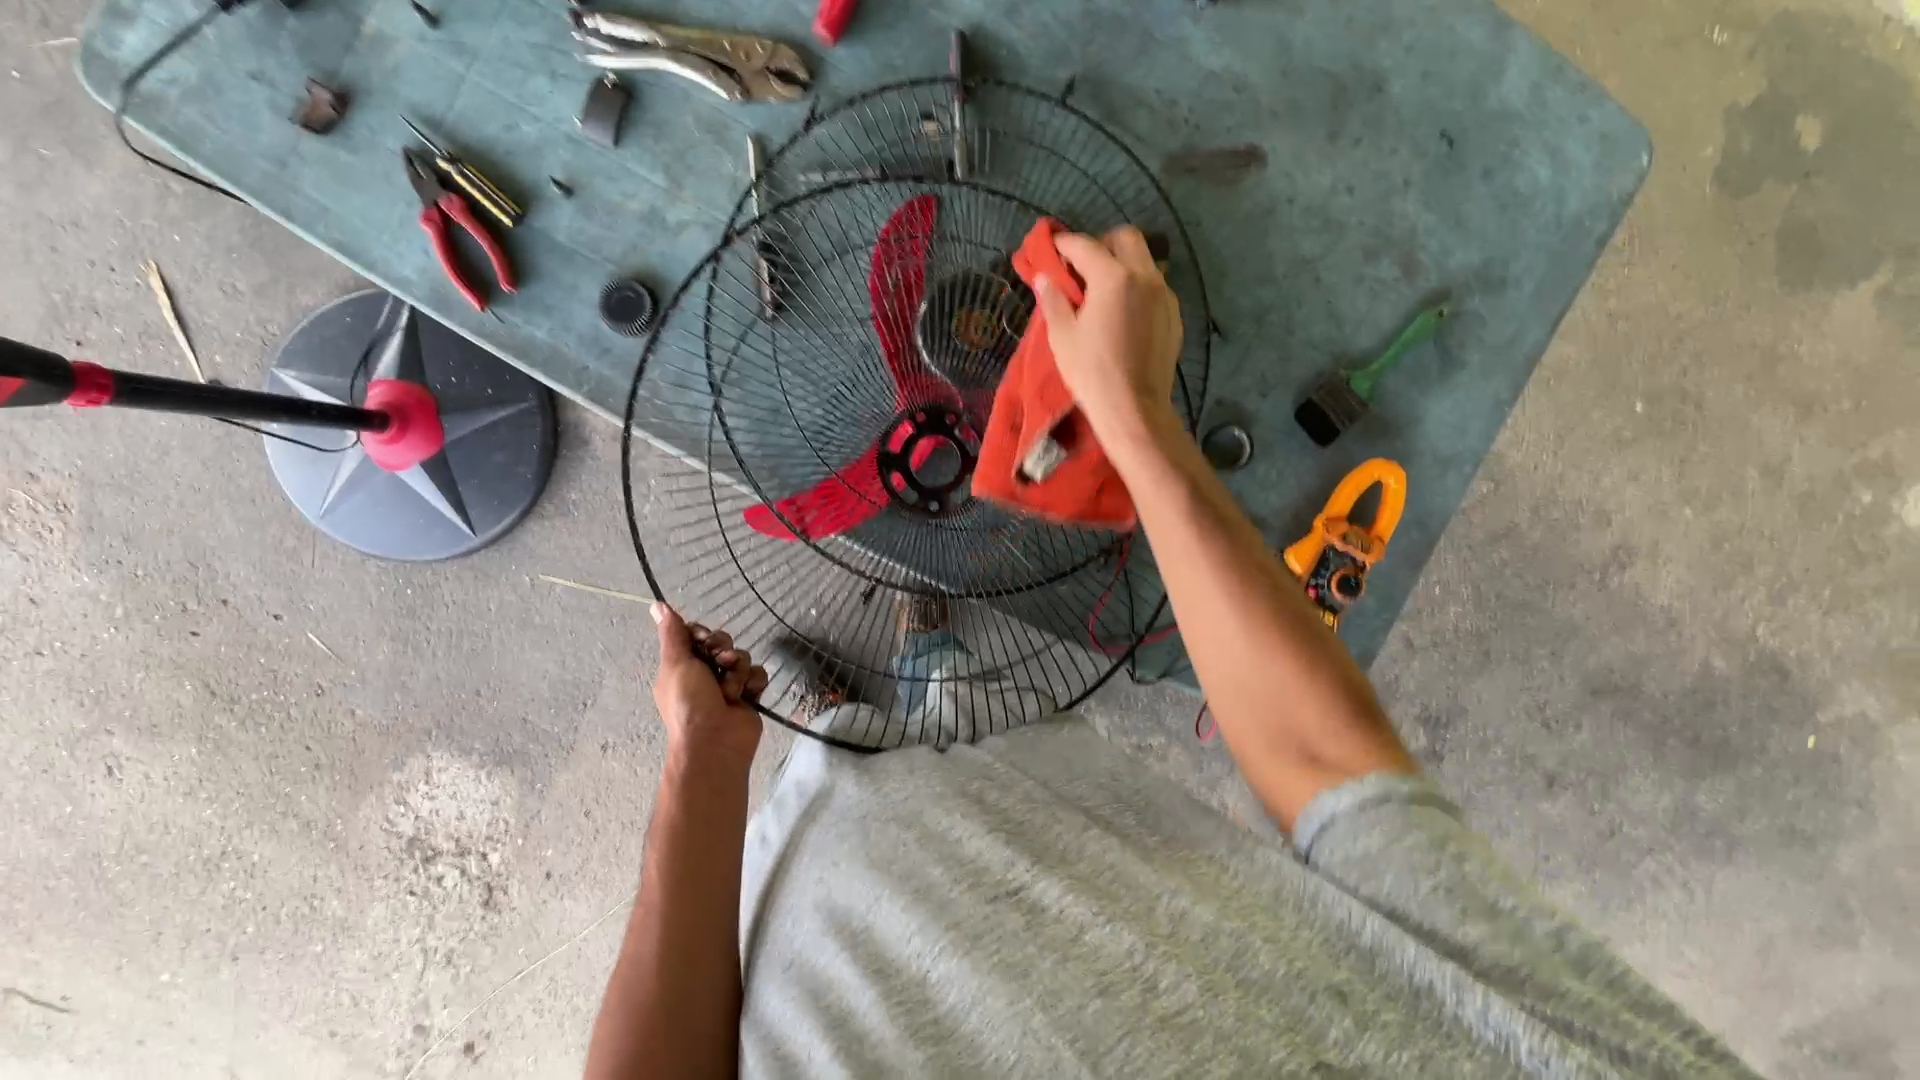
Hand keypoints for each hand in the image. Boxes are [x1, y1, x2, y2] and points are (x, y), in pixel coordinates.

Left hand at [650, 603, 766, 767]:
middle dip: (724, 650)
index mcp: (681, 667)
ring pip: (742, 658)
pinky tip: (747, 694)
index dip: (703, 634)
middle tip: (721, 662)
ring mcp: (728, 685)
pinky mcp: (749, 695)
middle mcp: (703, 674)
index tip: (704, 640)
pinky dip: (754, 682)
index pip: (695, 635)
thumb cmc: (690, 703)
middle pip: (721, 643)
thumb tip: (656, 604)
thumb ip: (672, 633)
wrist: (716, 742)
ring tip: (732, 688)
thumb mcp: (676, 664)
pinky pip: (757, 675)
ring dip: (738, 670)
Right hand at [1031, 226, 1184, 441]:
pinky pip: (1155, 287)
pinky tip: (1124, 313)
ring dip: (1123, 264)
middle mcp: (1145, 277)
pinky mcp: (1174, 315)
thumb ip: (1053, 299)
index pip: (1085, 245)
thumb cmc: (1091, 372)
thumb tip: (1044, 277)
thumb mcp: (1062, 336)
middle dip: (1102, 244)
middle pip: (1126, 238)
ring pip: (1145, 261)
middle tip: (1083, 266)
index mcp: (1113, 278)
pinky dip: (1137, 287)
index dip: (1064, 244)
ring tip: (1104, 290)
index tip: (1052, 250)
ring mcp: (1165, 295)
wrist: (1134, 408)